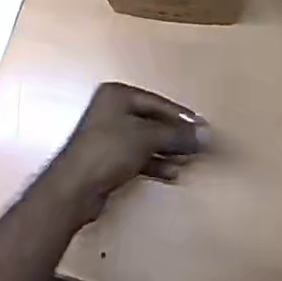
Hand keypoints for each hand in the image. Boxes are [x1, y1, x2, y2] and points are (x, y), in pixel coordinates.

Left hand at [39, 83, 205, 223]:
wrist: (75, 186)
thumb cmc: (107, 150)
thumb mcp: (145, 138)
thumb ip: (176, 135)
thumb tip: (205, 133)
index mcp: (117, 94)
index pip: (156, 102)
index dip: (181, 116)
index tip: (203, 129)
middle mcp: (112, 109)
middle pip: (152, 120)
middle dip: (175, 135)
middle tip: (199, 148)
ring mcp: (109, 134)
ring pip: (146, 140)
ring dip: (167, 151)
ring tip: (189, 162)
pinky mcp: (110, 157)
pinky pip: (139, 155)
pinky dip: (155, 162)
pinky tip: (172, 173)